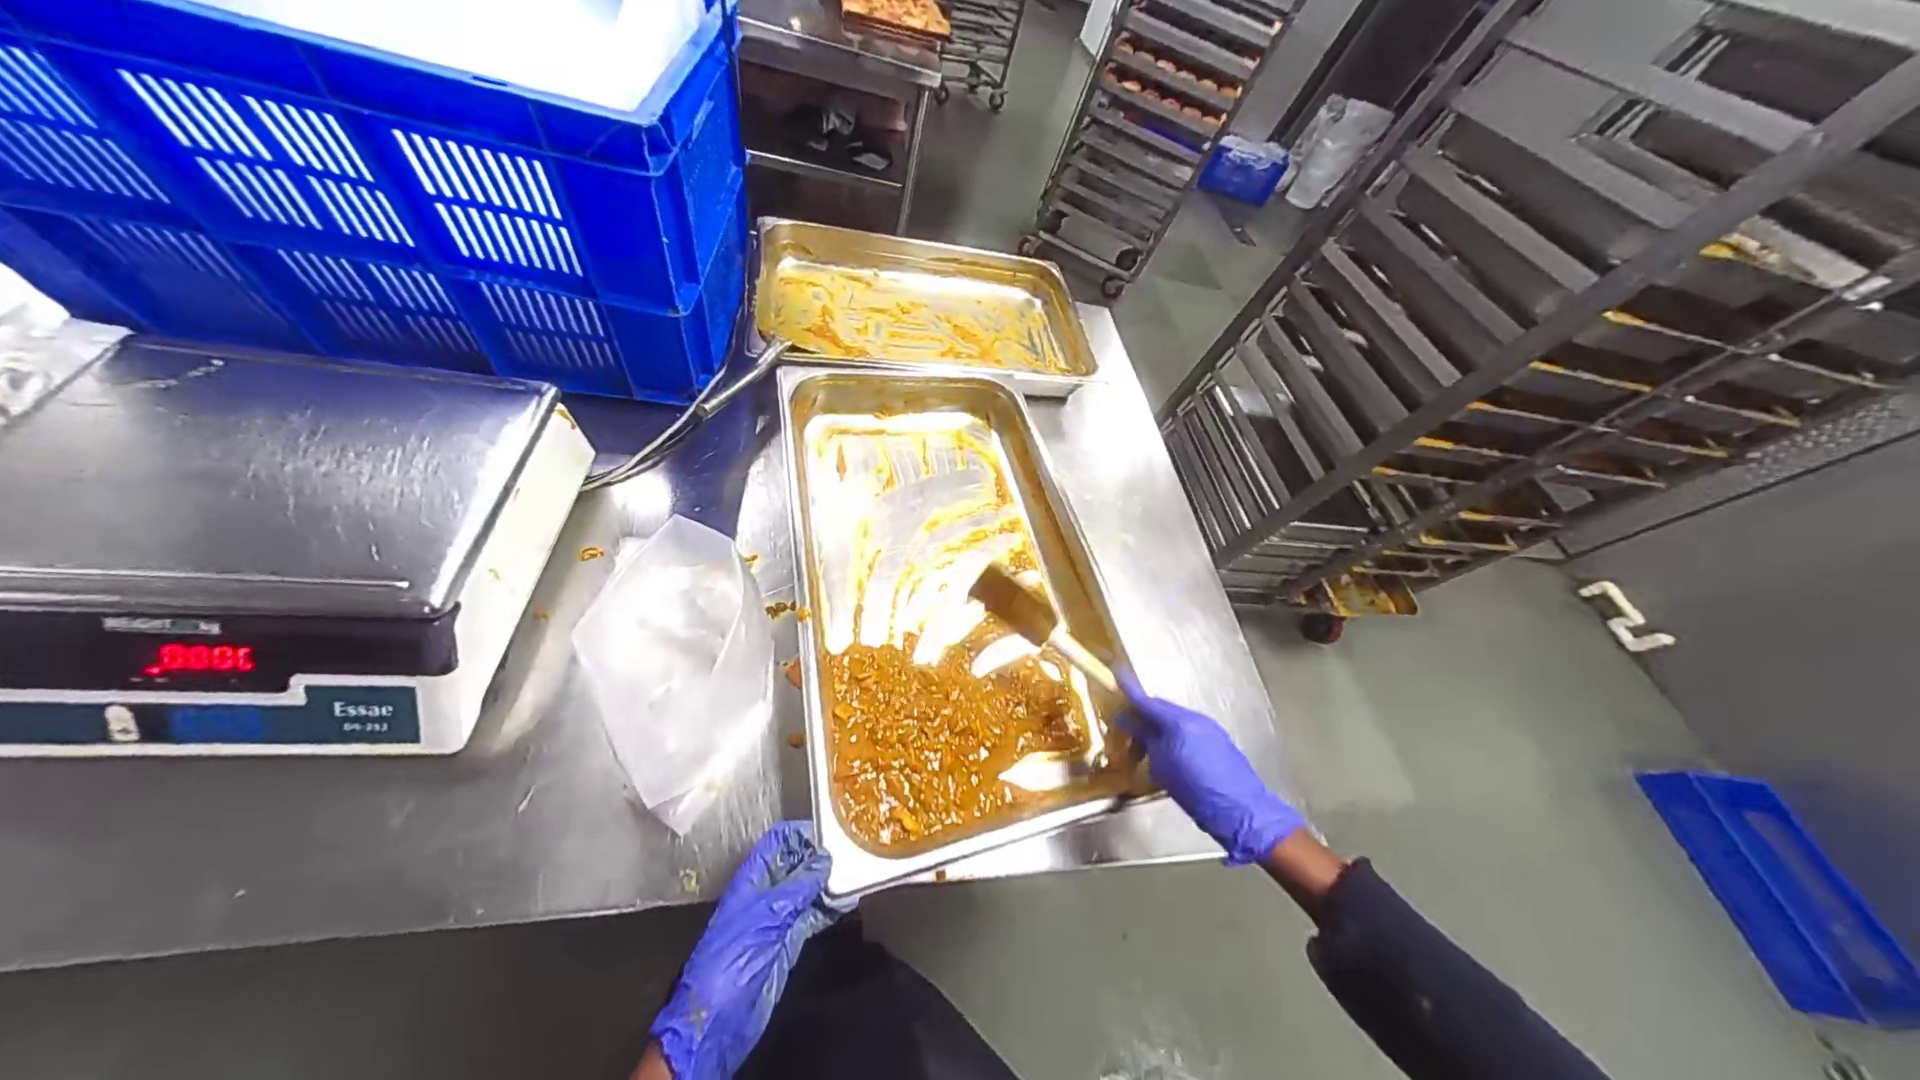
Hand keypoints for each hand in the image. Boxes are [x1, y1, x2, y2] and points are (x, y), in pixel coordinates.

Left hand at [649, 821, 839, 1079]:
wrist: (716, 1022)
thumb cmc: (730, 961)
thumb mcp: (766, 917)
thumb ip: (798, 887)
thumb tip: (824, 859)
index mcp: (751, 879)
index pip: (778, 841)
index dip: (802, 833)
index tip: (831, 831)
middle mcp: (765, 894)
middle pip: (796, 863)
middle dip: (821, 856)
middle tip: (850, 852)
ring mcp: (777, 918)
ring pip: (808, 889)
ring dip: (830, 882)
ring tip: (855, 875)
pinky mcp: (788, 941)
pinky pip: (812, 916)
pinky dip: (830, 907)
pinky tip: (847, 902)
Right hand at [1117, 670, 1305, 864]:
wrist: (1244, 812)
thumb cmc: (1196, 791)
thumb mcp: (1162, 767)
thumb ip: (1145, 740)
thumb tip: (1129, 722)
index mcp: (1178, 722)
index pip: (1147, 701)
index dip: (1129, 689)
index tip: (1117, 673)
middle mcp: (1195, 719)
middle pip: (1162, 708)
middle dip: (1142, 713)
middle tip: (1124, 725)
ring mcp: (1210, 728)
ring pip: (1175, 720)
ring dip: (1158, 727)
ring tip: (1145, 746)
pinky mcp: (1219, 741)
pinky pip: (1189, 730)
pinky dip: (1174, 736)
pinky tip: (1169, 753)